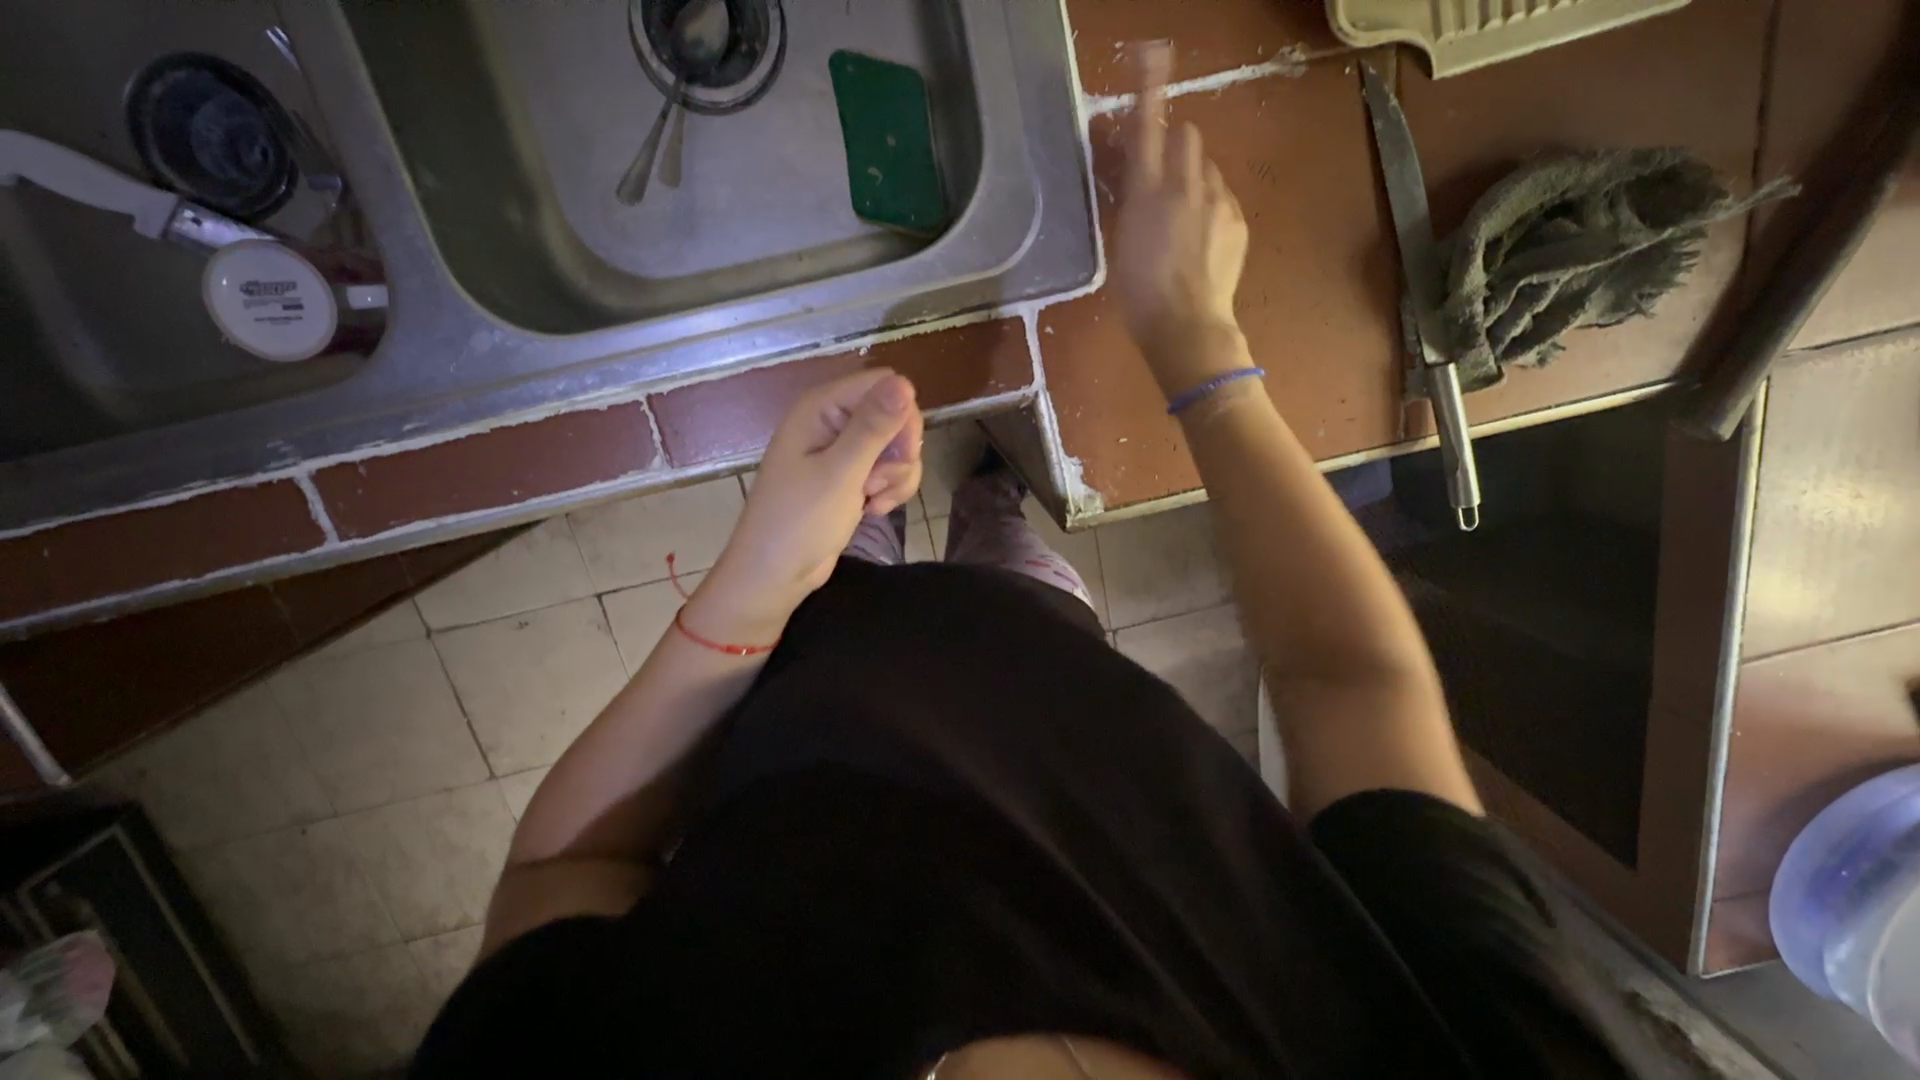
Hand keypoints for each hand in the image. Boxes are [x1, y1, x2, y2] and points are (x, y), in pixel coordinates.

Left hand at [688, 369, 922, 642]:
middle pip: (895, 415)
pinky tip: (873, 509)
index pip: (884, 384)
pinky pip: (887, 469)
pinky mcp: (849, 476)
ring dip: (896, 475)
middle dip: (900, 452)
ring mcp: (841, 449)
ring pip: (896, 446)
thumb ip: (873, 427)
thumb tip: (905, 381)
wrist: (774, 574)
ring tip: (872, 501)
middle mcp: (832, 420)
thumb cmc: (799, 522)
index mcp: (821, 407)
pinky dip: (890, 489)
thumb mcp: (841, 473)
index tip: (903, 454)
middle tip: (879, 484)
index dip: (901, 417)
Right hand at [1113, 42, 1252, 398]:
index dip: (1148, 90)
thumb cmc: (1139, 296)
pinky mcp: (1238, 221)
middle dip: (1174, 145)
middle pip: (1186, 136)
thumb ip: (1128, 203)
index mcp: (1148, 192)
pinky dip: (1210, 205)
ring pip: (1207, 168)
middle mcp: (1187, 185)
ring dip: (1192, 179)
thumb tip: (1132, 178)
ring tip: (1180, 217)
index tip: (1150, 56)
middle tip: (1160, 174)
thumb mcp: (1120, 245)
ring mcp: (1218, 201)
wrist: (1187, 327)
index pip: (1148, 127)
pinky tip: (1199, 238)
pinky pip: (1223, 196)